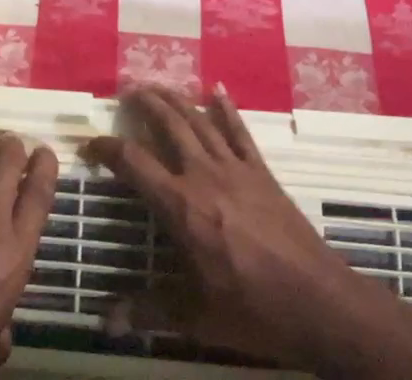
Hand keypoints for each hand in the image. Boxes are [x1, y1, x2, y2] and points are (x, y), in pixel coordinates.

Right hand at [85, 87, 411, 379]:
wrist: (320, 302)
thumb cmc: (254, 309)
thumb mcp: (196, 315)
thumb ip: (149, 310)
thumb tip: (106, 324)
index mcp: (180, 206)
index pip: (133, 163)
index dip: (107, 148)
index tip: (91, 145)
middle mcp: (204, 176)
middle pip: (169, 125)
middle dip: (145, 104)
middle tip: (126, 92)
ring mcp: (236, 170)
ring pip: (200, 121)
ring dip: (177, 99)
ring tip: (158, 87)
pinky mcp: (263, 174)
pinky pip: (240, 133)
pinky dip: (227, 110)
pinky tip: (217, 91)